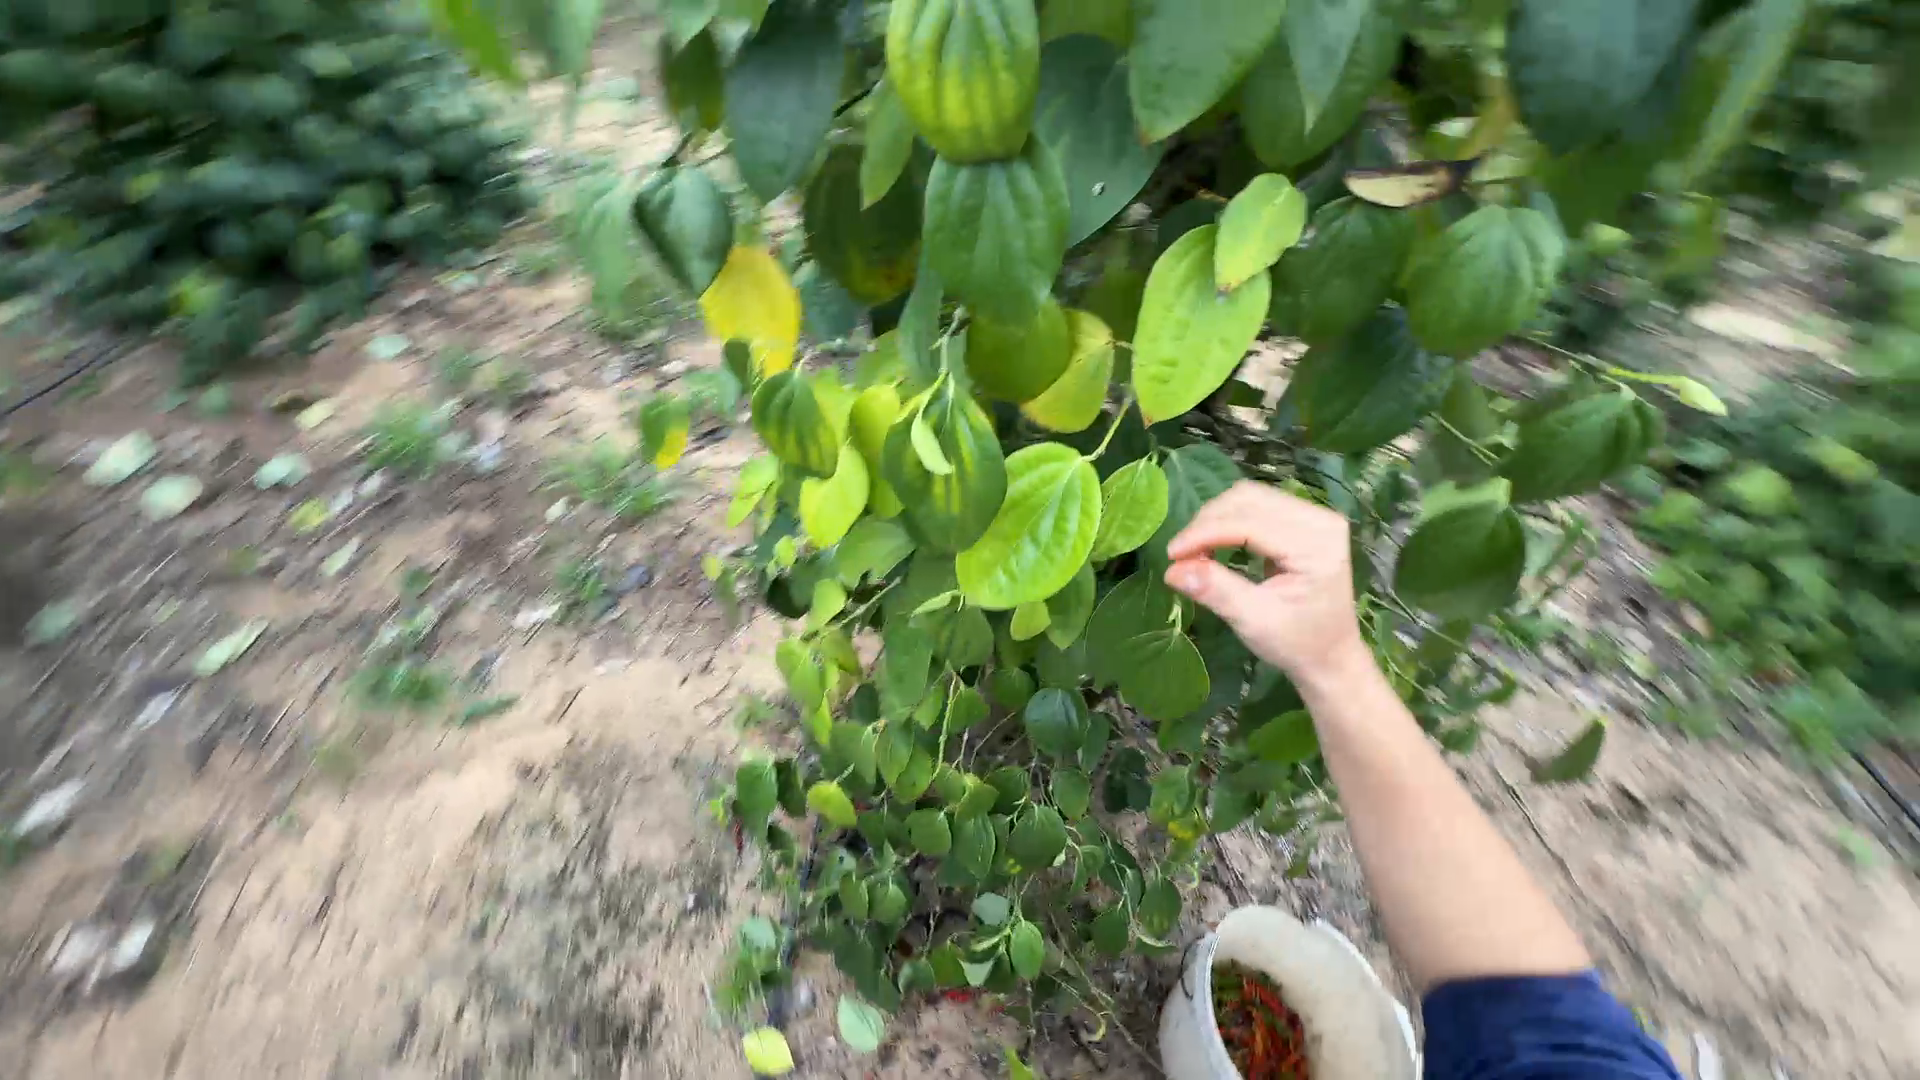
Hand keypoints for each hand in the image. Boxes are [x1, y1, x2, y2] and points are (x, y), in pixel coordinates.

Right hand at [1163, 482, 1366, 682]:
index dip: (1205, 533)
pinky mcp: (1302, 520)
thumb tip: (1173, 570)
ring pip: (1247, 498)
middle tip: (1182, 555)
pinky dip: (1226, 521)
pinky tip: (1214, 544)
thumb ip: (1217, 591)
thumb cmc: (1297, 642)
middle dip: (1207, 523)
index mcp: (1317, 544)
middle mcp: (1320, 520)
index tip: (1172, 555)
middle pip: (1248, 499)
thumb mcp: (1254, 621)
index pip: (1249, 522)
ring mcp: (1313, 517)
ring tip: (1196, 551)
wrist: (1329, 655)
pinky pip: (1255, 506)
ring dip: (1214, 519)